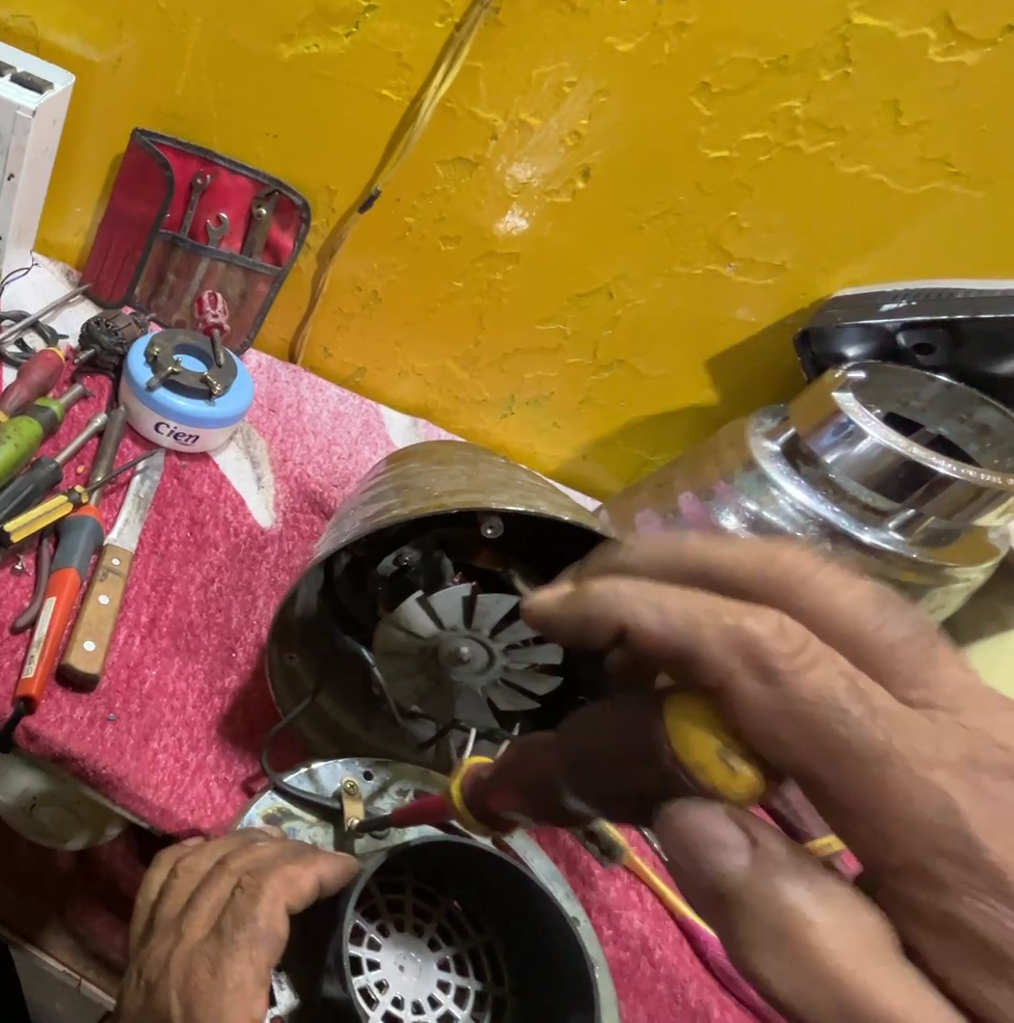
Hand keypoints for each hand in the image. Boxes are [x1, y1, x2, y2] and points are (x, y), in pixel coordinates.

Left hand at [119, 829, 358, 1022]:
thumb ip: (321, 1009)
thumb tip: (375, 1003)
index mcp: (219, 982)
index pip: (262, 893)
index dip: (309, 870)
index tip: (348, 869)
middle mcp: (179, 949)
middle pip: (230, 868)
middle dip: (283, 852)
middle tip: (323, 861)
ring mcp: (151, 945)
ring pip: (193, 864)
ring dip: (239, 844)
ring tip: (278, 845)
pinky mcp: (136, 952)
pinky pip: (158, 880)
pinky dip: (189, 854)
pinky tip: (211, 850)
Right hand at [520, 534, 1013, 1022]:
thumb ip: (807, 950)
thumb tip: (685, 818)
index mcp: (947, 808)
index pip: (765, 652)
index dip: (638, 609)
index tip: (545, 614)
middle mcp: (972, 728)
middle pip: (800, 583)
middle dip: (662, 564)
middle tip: (573, 593)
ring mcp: (983, 715)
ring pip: (828, 592)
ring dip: (702, 582)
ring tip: (620, 627)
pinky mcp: (974, 724)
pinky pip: (843, 631)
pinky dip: (746, 616)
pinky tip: (696, 671)